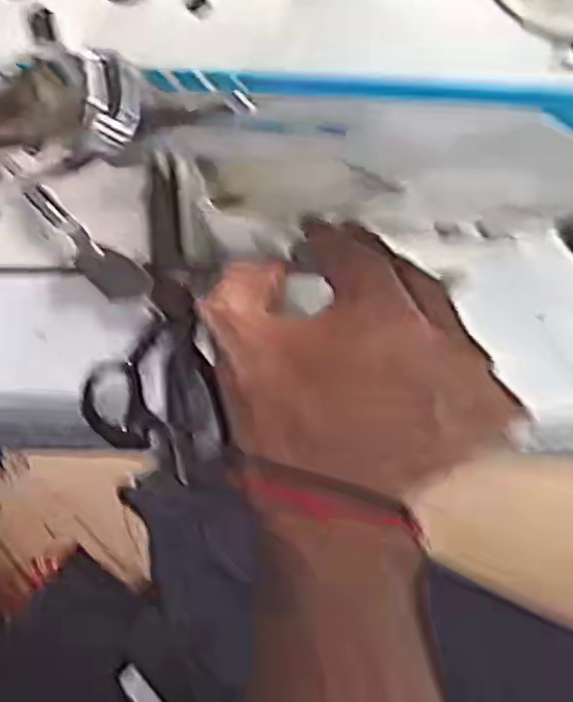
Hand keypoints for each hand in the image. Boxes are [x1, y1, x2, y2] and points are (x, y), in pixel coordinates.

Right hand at [200, 221, 524, 500]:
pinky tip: (397, 353)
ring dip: (404, 306)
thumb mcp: (233, 333)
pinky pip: (462, 361)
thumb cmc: (280, 414)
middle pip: (412, 280)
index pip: (359, 255)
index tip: (317, 236)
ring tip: (366, 307)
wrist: (322, 484)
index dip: (330, 239)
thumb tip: (264, 265)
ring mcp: (474, 379)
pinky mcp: (488, 411)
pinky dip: (430, 348)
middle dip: (372, 263)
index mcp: (381, 316)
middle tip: (343, 257)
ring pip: (443, 319)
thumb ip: (242, 282)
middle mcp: (443, 341)